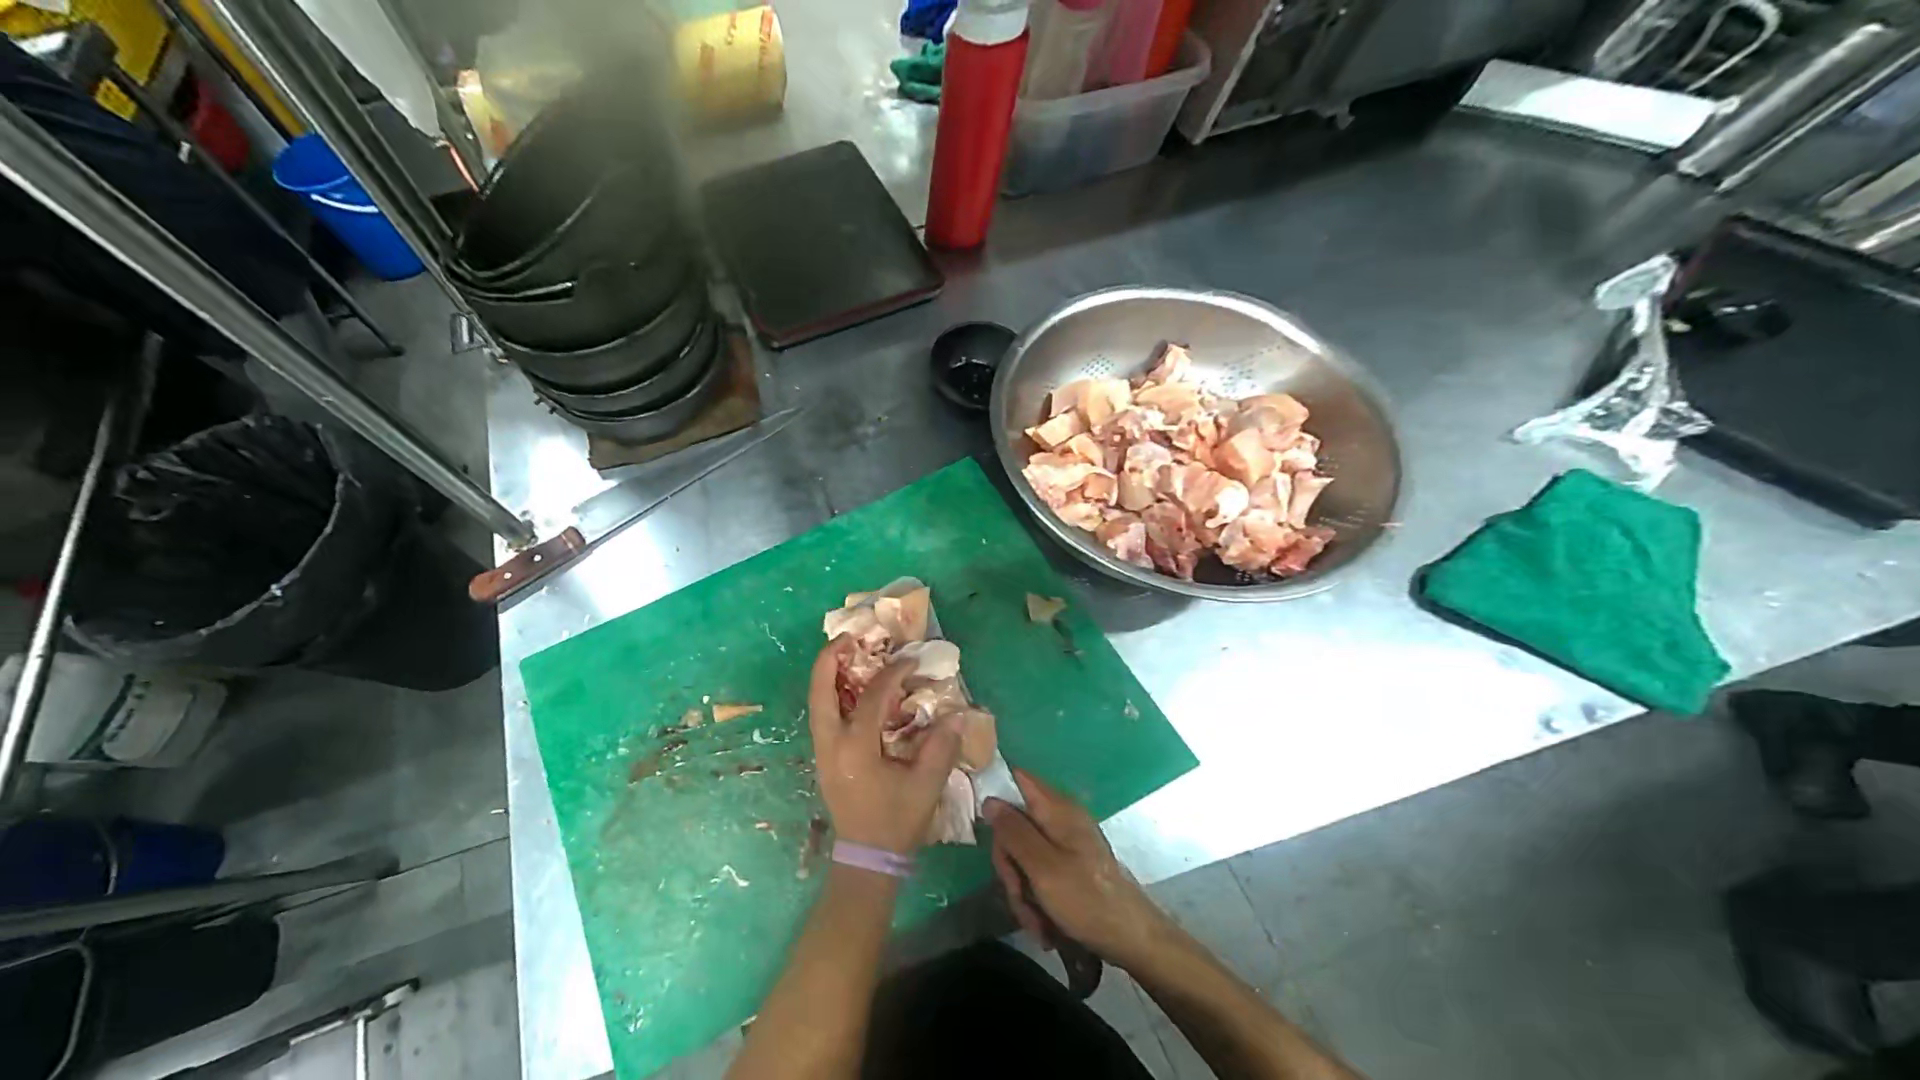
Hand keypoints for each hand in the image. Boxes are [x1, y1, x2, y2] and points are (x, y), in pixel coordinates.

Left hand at [807, 638, 961, 855]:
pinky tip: (848, 687)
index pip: (873, 697)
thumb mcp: (925, 787)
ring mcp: (822, 751)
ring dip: (827, 675)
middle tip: (849, 638)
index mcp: (856, 748)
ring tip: (844, 653)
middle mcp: (831, 744)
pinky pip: (822, 715)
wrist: (866, 858)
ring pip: (816, 702)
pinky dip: (831, 693)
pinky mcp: (824, 758)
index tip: (911, 661)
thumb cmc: (896, 822)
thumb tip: (958, 715)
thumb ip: (940, 748)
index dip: (893, 674)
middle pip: (820, 691)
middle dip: (830, 660)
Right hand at [986, 769, 1176, 971]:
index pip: (1017, 780)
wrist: (1132, 940)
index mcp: (1057, 809)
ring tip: (1035, 920)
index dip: (996, 796)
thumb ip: (1014, 832)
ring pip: (1024, 856)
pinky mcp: (1070, 867)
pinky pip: (1039, 874)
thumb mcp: (1043, 868)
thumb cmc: (1088, 900)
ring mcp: (1066, 844)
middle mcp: (1061, 819)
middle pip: (1015, 827)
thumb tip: (989, 800)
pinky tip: (1044, 924)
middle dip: (1011, 866)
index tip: (984, 828)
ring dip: (1023, 891)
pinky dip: (1037, 899)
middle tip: (1017, 894)